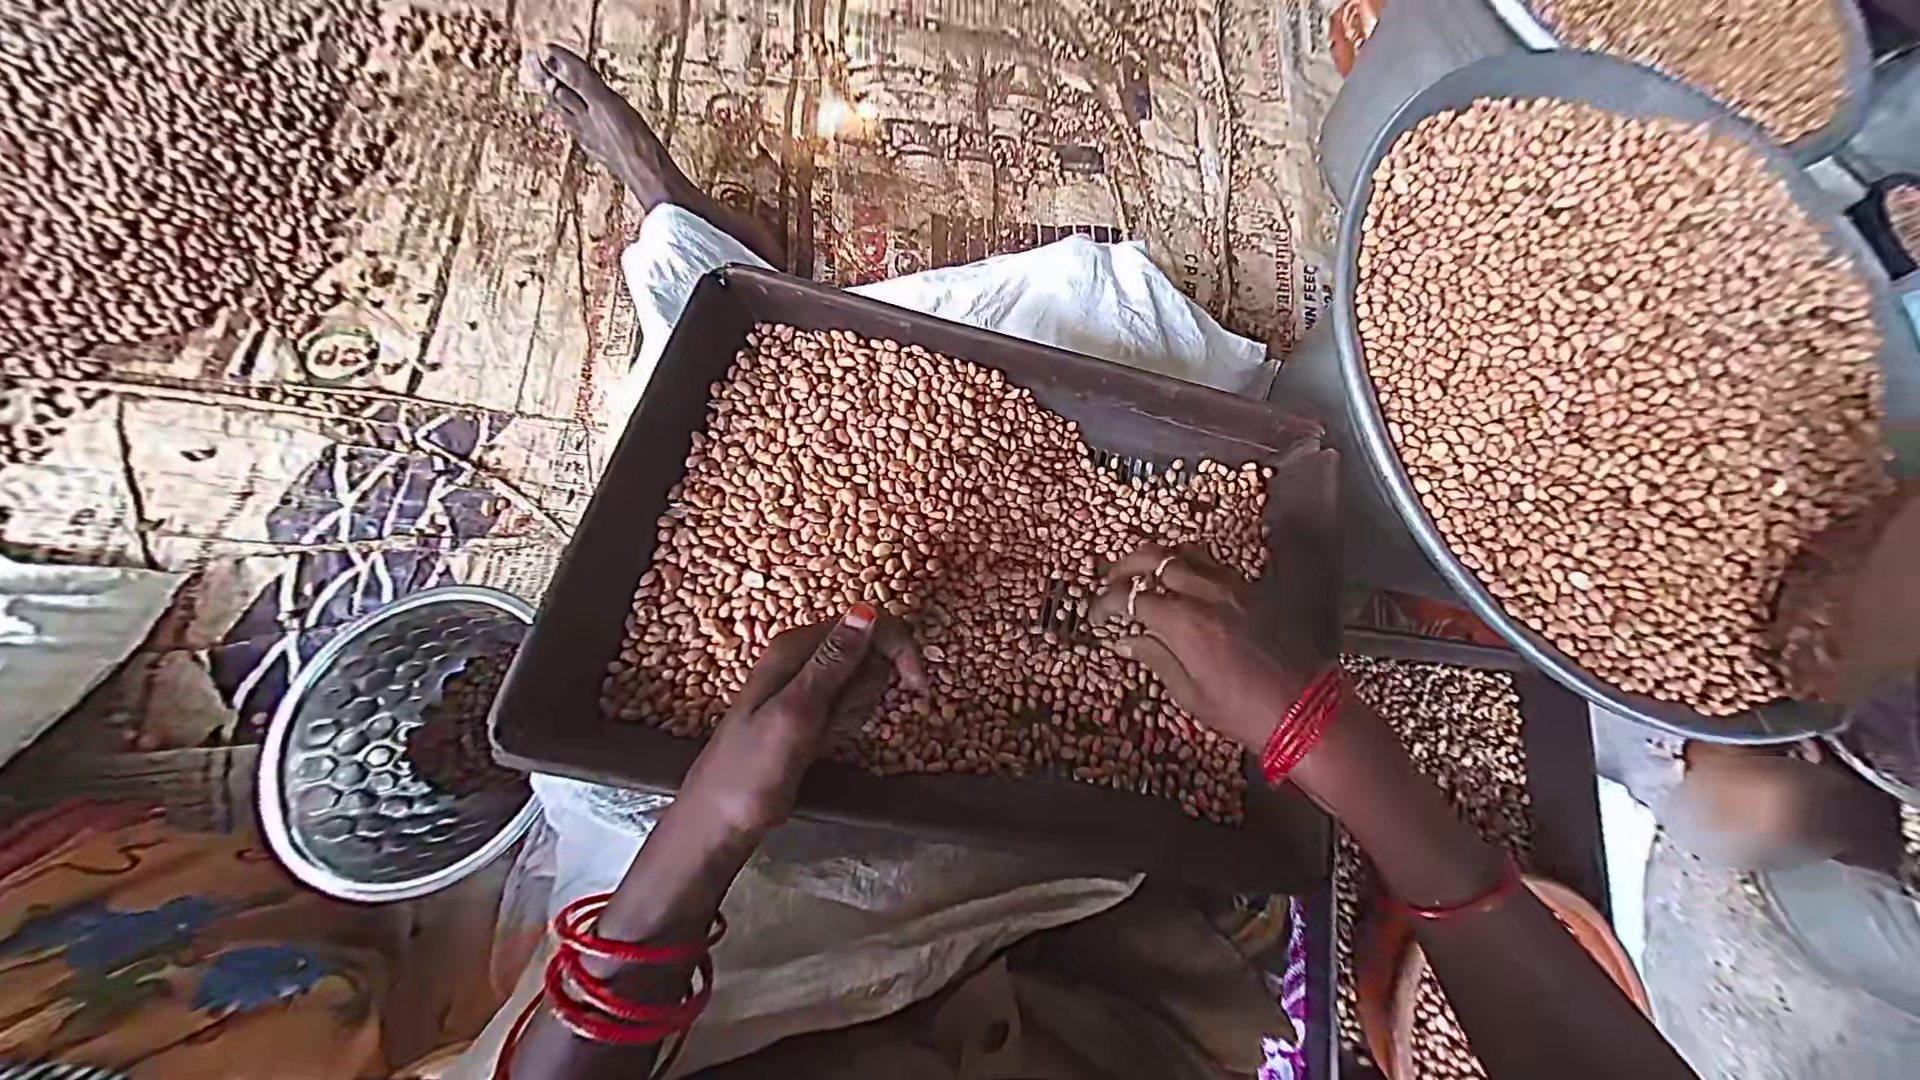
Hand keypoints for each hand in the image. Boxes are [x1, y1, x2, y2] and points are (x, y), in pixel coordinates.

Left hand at [679, 603, 926, 834]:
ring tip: (822, 736)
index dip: (898, 649)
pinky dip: (846, 724)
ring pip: (863, 681)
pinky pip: (850, 703)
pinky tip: (822, 742)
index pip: (869, 623)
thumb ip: (833, 661)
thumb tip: (866, 611)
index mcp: (797, 646)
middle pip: (870, 653)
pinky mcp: (813, 707)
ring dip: (855, 711)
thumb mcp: (796, 711)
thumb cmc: (753, 768)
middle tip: (835, 722)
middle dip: (867, 690)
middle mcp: (805, 655)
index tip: (916, 687)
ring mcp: (809, 682)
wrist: (721, 820)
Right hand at [1089, 543, 1319, 750]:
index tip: (1098, 613)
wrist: (1310, 713)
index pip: (1132, 596)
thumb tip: (1126, 641)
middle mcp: (1207, 595)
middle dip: (1126, 565)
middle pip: (1156, 557)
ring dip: (1158, 559)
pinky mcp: (1254, 591)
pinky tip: (1182, 584)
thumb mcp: (1189, 692)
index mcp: (1185, 623)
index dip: (1107, 602)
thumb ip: (1155, 657)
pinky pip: (1213, 564)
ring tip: (1144, 575)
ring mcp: (1234, 588)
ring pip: (1186, 552)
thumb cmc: (1244, 711)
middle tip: (1112, 580)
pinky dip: (1189, 566)